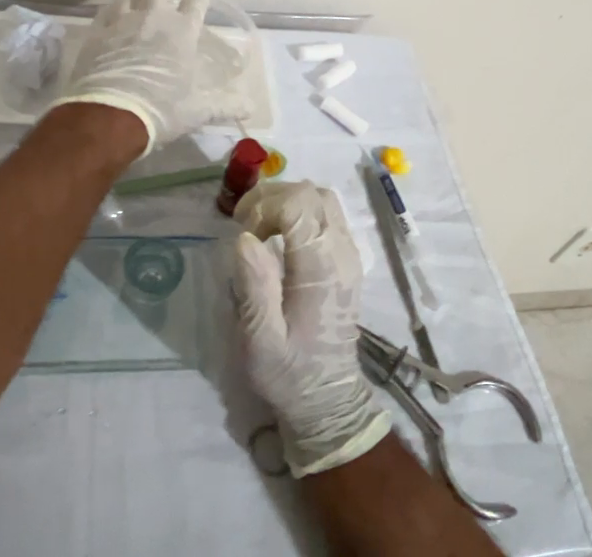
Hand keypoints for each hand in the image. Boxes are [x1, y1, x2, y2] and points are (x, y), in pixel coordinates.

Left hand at [50, 0, 243, 154]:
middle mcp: (153, 20)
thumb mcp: (200, 111)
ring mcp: (122, 24)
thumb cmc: (162, 109)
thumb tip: (251, 107)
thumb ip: (226, 104)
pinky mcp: (97, 35)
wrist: (112, 115)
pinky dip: (109, 7)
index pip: (196, 3)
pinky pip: (104, 12)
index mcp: (182, 33)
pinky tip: (109, 7)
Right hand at [233, 182, 390, 477]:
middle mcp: (342, 254)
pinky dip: (299, 212)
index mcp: (322, 271)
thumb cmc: (288, 374)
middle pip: (312, 193)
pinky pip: (327, 215)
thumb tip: (244, 238)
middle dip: (272, 197)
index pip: (299, 205)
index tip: (242, 230)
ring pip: (322, 198)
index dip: (264, 205)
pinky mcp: (347, 259)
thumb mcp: (260, 341)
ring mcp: (349, 254)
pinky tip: (279, 237)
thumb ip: (254, 287)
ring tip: (260, 228)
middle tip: (245, 225)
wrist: (328, 398)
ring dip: (287, 201)